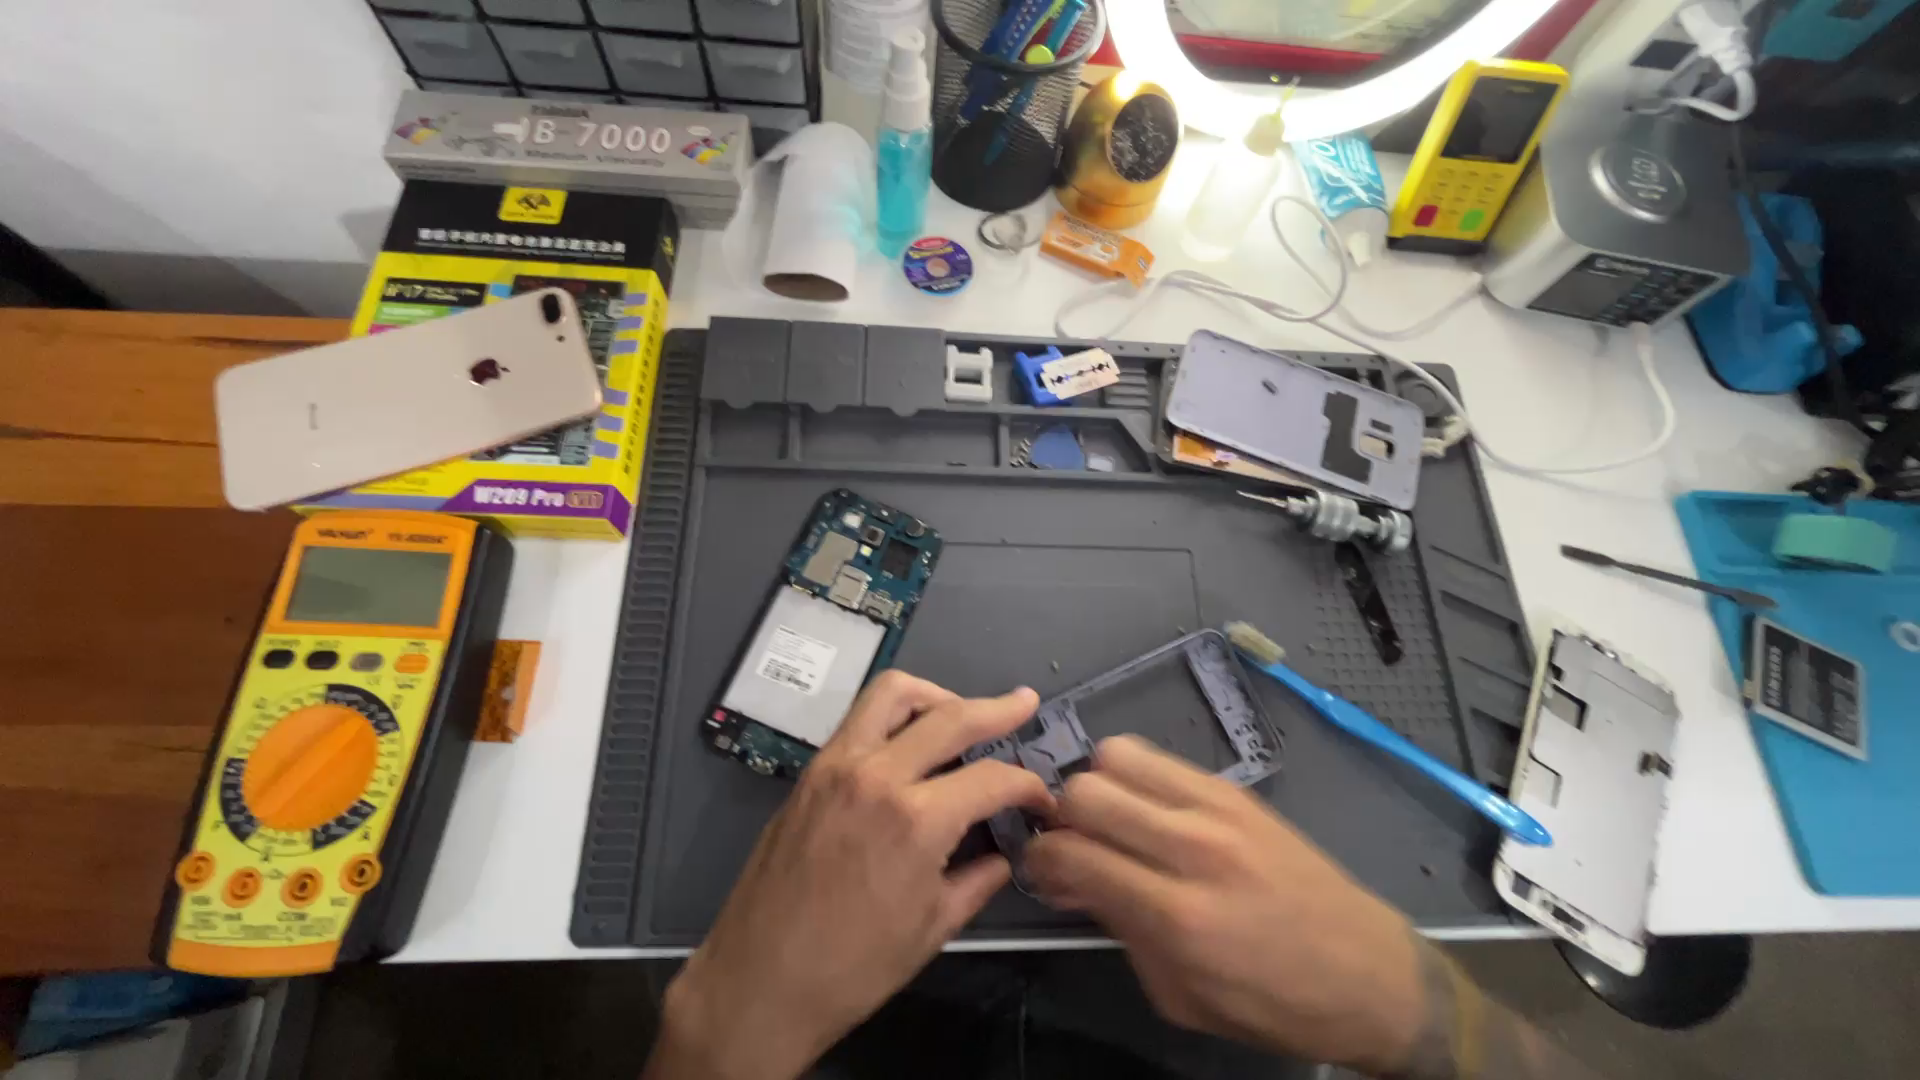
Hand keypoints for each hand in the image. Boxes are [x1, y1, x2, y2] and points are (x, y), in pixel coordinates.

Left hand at [648, 672, 1051, 1079]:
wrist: (759, 981)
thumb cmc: (853, 968)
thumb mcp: (933, 927)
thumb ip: (979, 877)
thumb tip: (1005, 850)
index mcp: (916, 820)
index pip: (992, 778)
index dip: (1028, 785)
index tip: (1042, 798)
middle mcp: (877, 775)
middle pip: (951, 716)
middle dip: (998, 709)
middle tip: (1024, 704)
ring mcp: (837, 765)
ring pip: (893, 693)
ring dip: (937, 695)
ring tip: (960, 715)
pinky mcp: (811, 770)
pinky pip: (859, 718)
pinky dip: (894, 714)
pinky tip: (911, 741)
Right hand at [1024, 736, 1427, 1074]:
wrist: (1367, 973)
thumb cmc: (1270, 1002)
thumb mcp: (1178, 994)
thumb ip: (1118, 927)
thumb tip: (1069, 879)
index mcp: (1177, 915)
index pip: (1073, 856)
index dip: (1040, 860)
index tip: (1039, 870)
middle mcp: (1193, 847)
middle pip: (1086, 792)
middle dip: (1061, 819)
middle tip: (1072, 844)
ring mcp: (1216, 808)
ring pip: (1116, 755)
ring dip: (1096, 785)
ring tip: (1108, 818)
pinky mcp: (1234, 789)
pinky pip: (1158, 756)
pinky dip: (1133, 774)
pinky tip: (1145, 806)